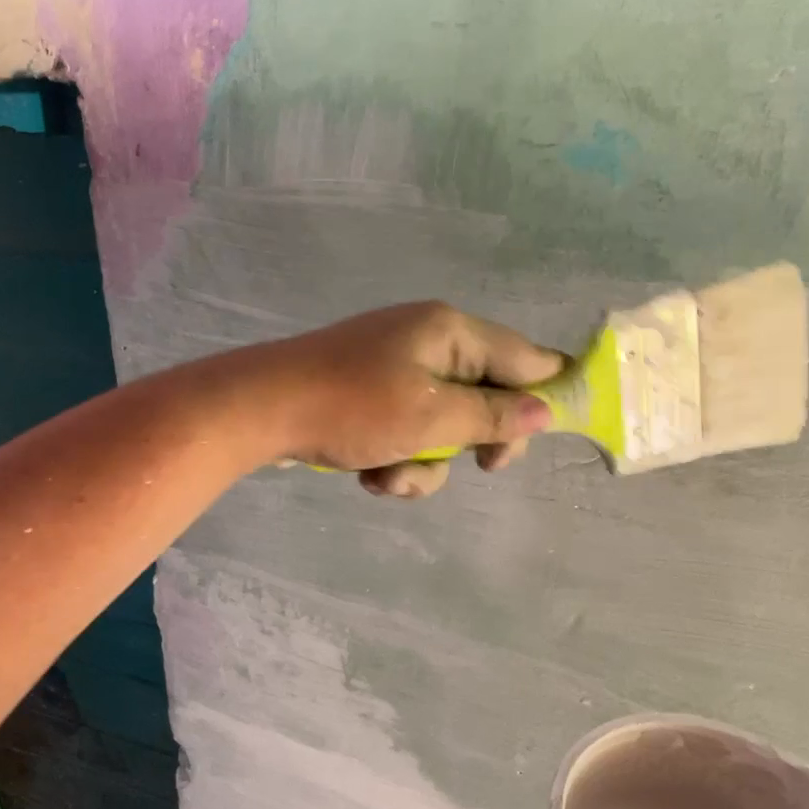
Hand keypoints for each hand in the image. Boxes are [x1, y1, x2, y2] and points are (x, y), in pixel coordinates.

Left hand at [241, 301, 565, 497]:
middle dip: (474, 442)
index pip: (525, 357)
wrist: (258, 412)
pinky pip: (405, 434)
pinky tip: (369, 477)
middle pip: (486, 398)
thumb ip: (491, 416)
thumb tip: (544, 411)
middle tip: (479, 468)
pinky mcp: (367, 401)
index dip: (545, 396)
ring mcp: (393, 372)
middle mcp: (427, 344)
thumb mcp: (429, 416)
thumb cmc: (351, 407)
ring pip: (443, 427)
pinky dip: (395, 460)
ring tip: (391, 476)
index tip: (550, 438)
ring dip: (425, 463)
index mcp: (449, 331)